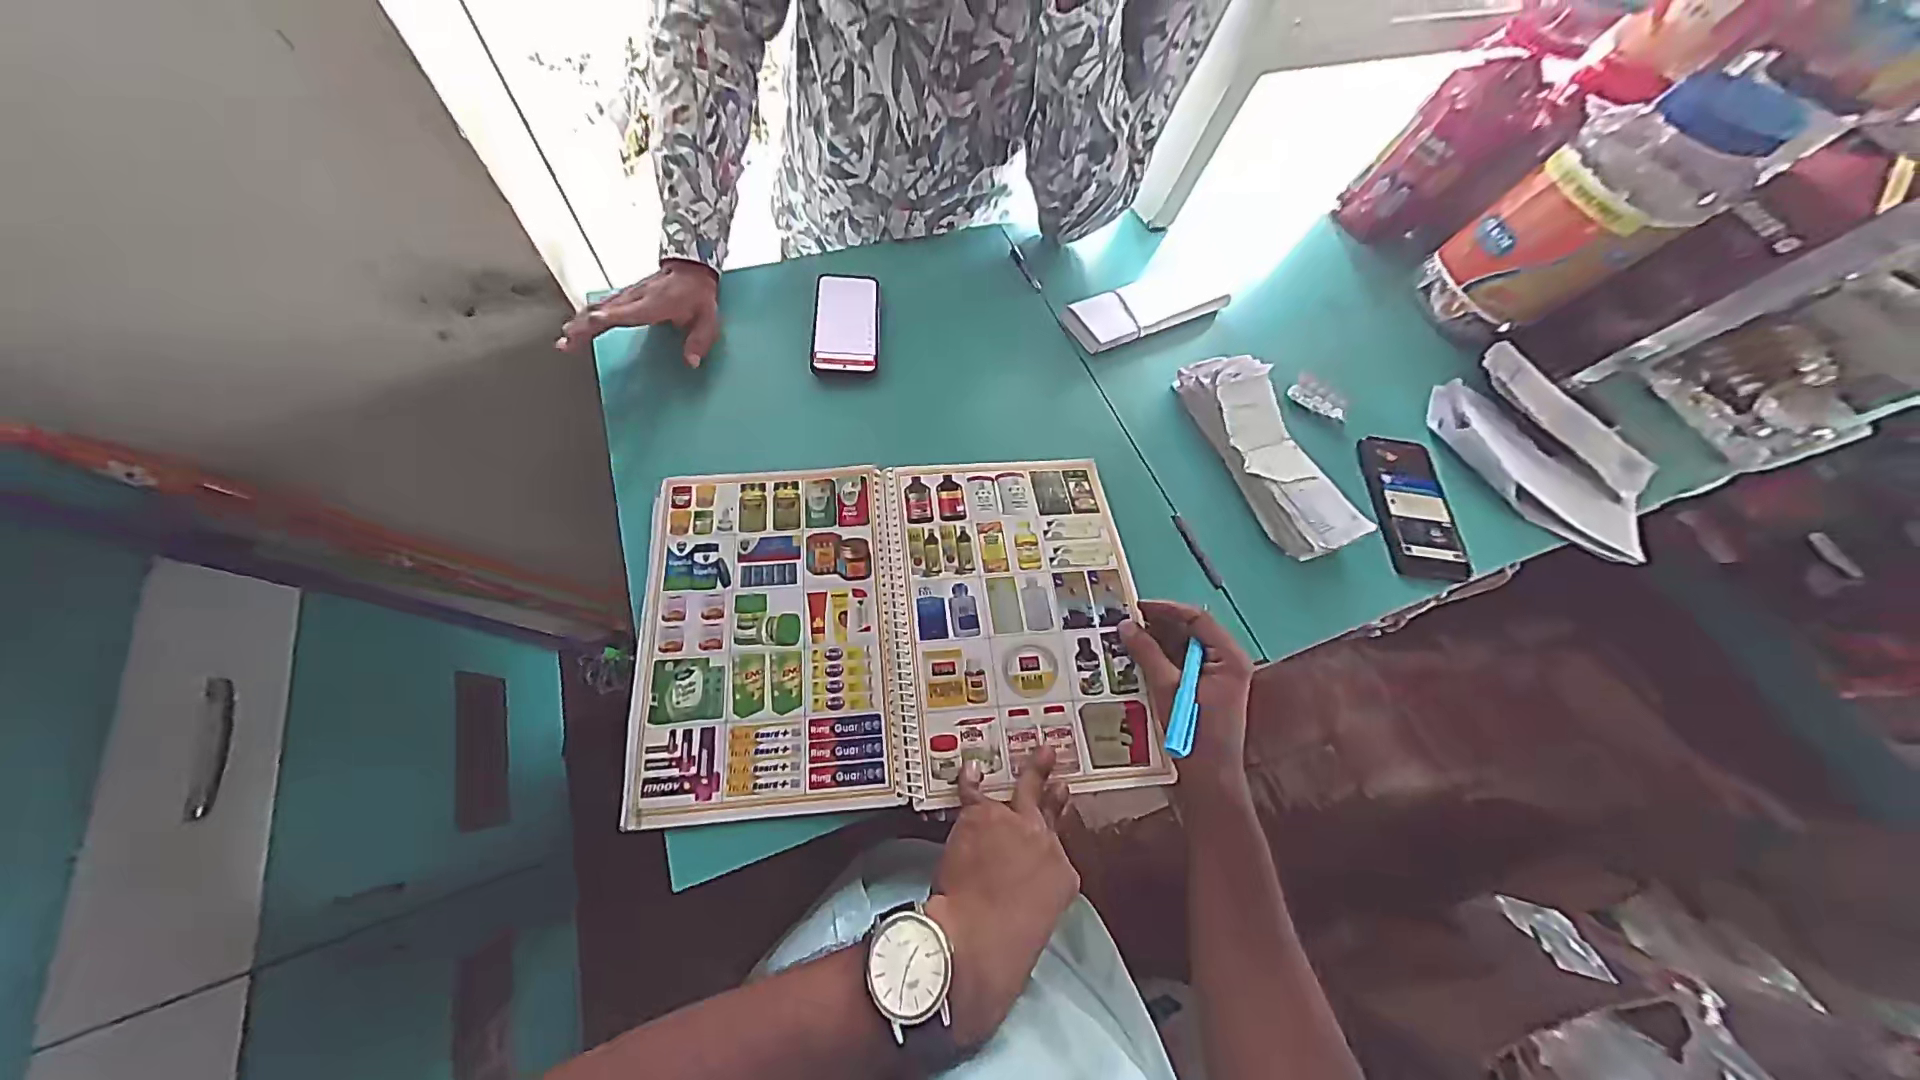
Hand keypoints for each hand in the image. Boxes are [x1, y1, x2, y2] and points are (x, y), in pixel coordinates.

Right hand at [554, 259, 720, 366]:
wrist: (690, 269)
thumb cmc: (697, 295)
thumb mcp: (708, 319)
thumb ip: (699, 341)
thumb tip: (692, 362)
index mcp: (655, 304)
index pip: (629, 312)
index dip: (610, 317)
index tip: (593, 322)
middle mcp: (636, 298)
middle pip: (604, 311)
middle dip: (584, 326)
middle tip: (568, 343)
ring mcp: (628, 296)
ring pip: (599, 308)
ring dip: (580, 323)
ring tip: (565, 339)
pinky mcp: (625, 296)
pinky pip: (602, 306)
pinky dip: (586, 316)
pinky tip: (575, 325)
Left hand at [925, 747, 1075, 1049]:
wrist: (978, 940)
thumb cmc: (1004, 944)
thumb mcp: (1037, 919)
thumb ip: (1034, 892)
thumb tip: (1020, 887)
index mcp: (1063, 875)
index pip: (1057, 844)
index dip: (1052, 826)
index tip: (1055, 812)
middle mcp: (1045, 843)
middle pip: (1049, 807)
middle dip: (1051, 785)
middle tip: (1052, 762)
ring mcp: (1015, 824)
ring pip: (1020, 791)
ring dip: (1025, 774)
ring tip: (1028, 758)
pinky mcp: (983, 817)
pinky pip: (976, 792)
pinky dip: (971, 781)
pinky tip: (971, 771)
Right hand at [1118, 600, 1255, 802]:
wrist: (1208, 783)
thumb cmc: (1194, 732)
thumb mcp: (1167, 688)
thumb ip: (1147, 652)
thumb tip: (1125, 625)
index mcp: (1229, 657)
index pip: (1197, 619)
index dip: (1165, 609)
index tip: (1136, 606)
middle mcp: (1226, 664)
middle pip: (1189, 633)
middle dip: (1157, 626)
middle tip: (1124, 622)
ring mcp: (1215, 680)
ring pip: (1181, 650)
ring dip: (1154, 644)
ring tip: (1124, 638)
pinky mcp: (1202, 694)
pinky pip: (1178, 668)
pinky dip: (1158, 662)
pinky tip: (1134, 660)